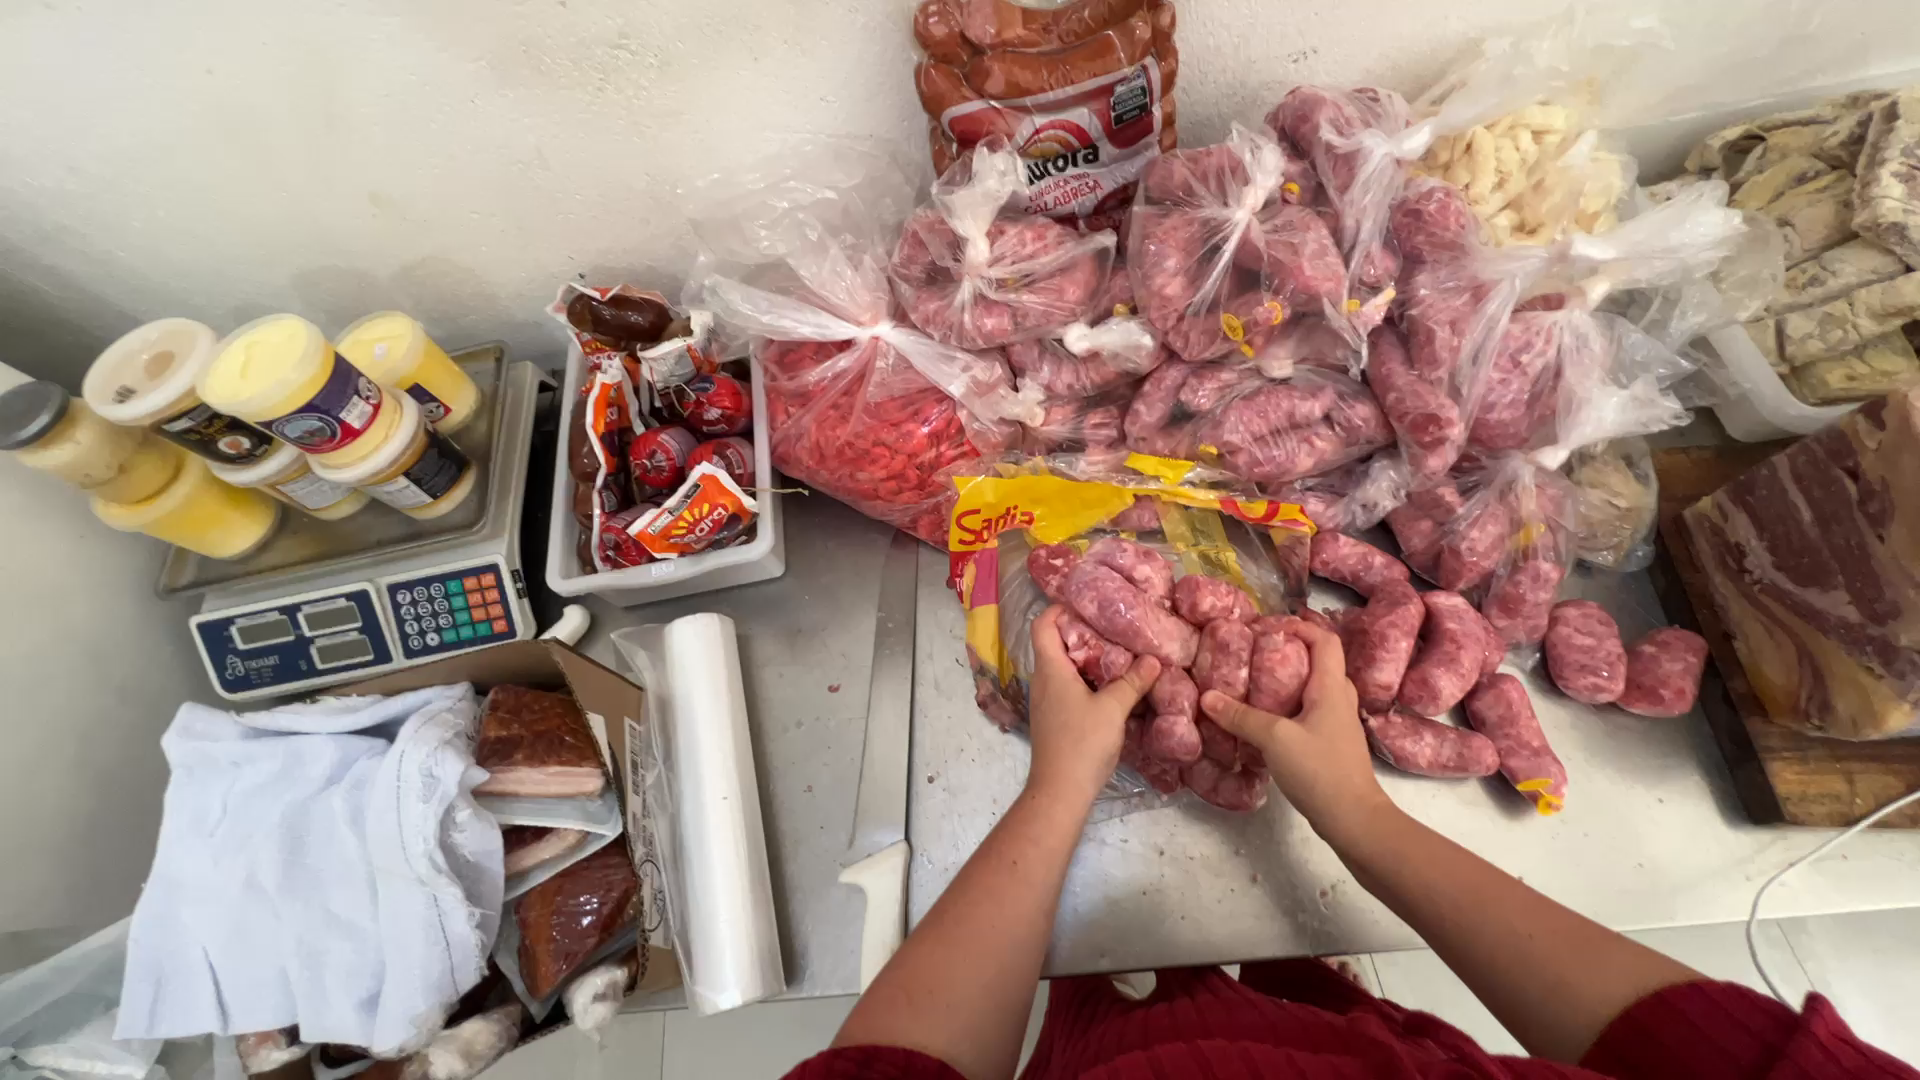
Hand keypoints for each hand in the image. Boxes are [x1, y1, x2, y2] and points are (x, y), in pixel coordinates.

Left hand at [1025, 606, 1159, 803]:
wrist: (1060, 790)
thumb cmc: (1082, 743)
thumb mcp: (1113, 709)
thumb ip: (1131, 682)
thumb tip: (1152, 660)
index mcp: (1050, 668)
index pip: (1043, 624)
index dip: (1060, 609)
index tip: (1088, 604)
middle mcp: (1043, 679)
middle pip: (1055, 643)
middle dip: (1082, 632)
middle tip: (1114, 627)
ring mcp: (1047, 700)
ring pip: (1063, 667)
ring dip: (1087, 658)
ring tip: (1119, 653)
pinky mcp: (1055, 717)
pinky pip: (1068, 686)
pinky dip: (1087, 679)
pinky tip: (1112, 686)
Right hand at [1199, 616, 1389, 835]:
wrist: (1354, 820)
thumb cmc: (1320, 770)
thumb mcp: (1274, 739)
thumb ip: (1241, 716)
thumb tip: (1207, 697)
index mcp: (1331, 688)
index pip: (1324, 640)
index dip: (1299, 626)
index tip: (1266, 628)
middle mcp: (1338, 700)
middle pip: (1318, 662)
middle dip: (1288, 651)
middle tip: (1254, 653)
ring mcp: (1336, 724)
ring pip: (1312, 689)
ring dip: (1286, 680)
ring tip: (1253, 682)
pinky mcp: (1329, 744)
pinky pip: (1308, 712)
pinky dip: (1287, 706)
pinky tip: (1262, 719)